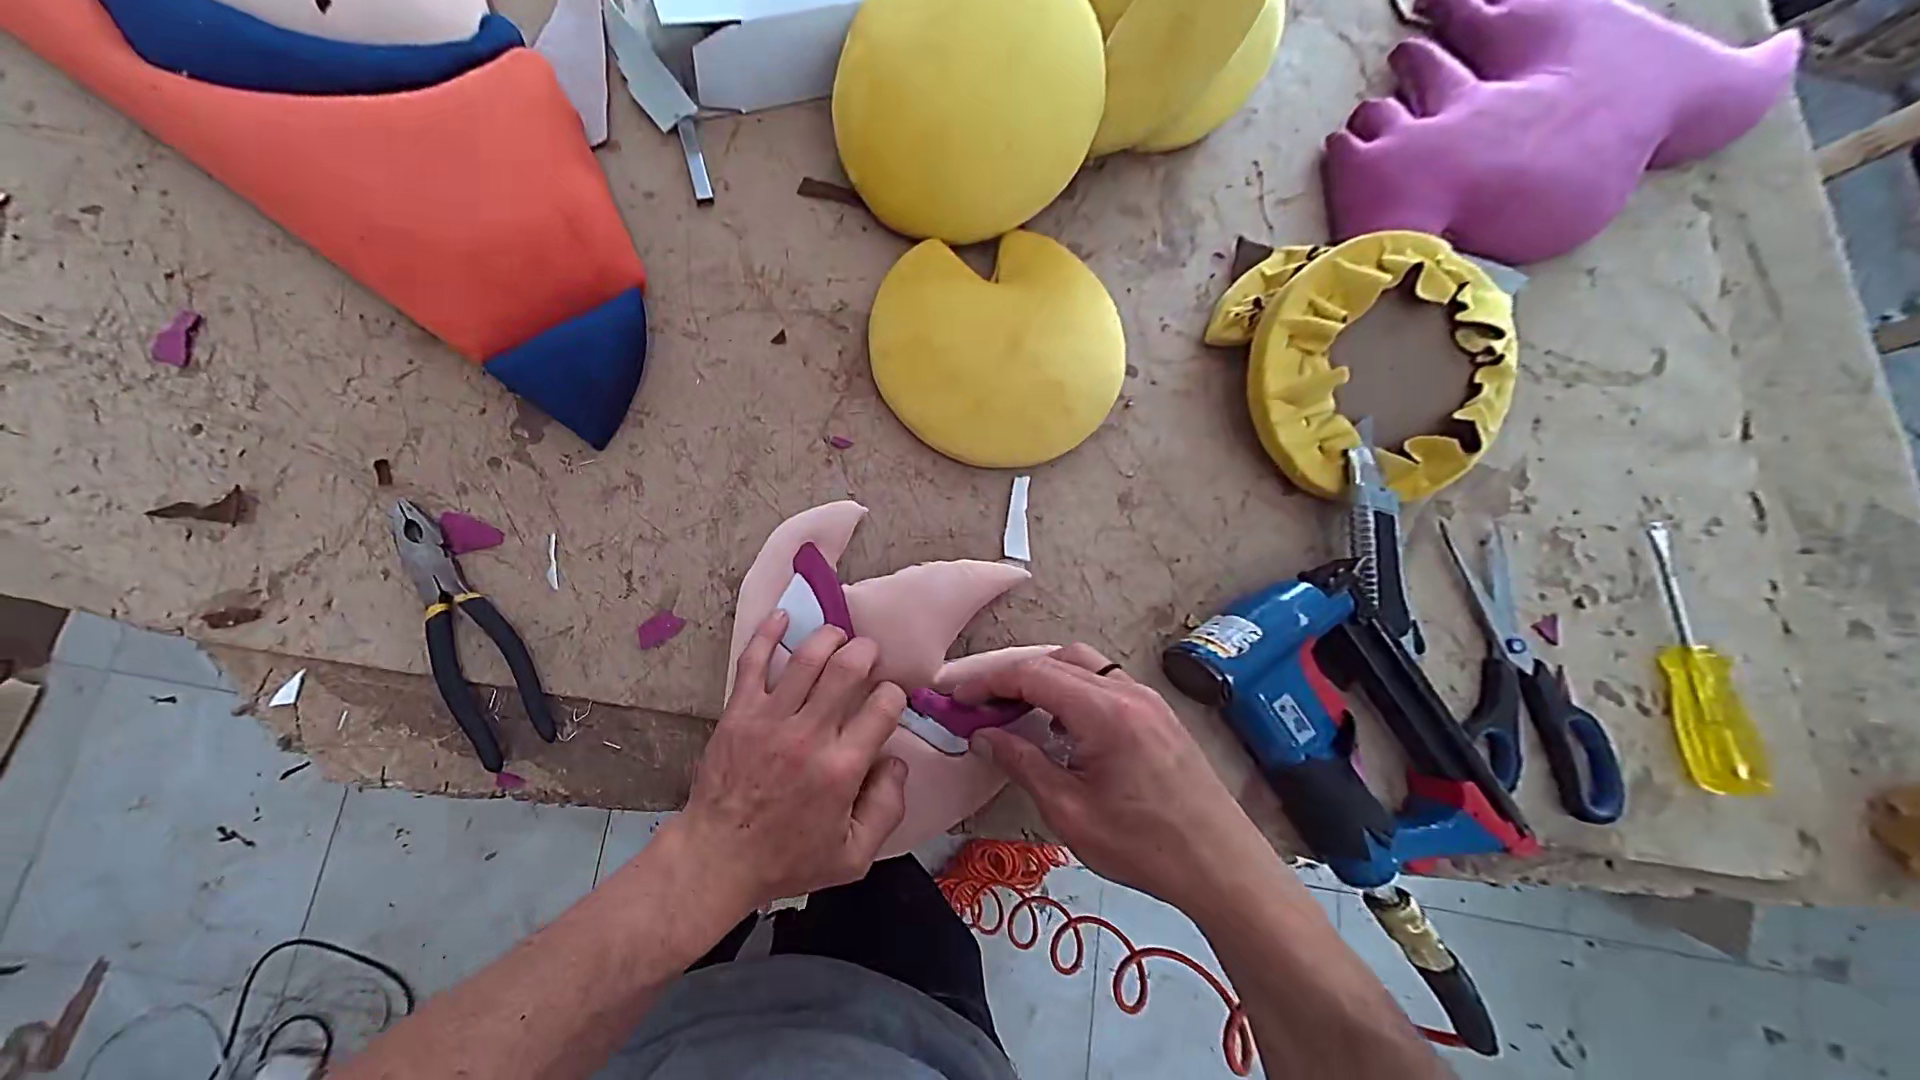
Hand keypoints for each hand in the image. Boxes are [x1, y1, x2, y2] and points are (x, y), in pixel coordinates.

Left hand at [669, 611, 909, 912]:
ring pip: (807, 657)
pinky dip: (769, 634)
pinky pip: (753, 662)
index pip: (884, 706)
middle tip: (868, 656)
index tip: (888, 701)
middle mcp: (809, 735)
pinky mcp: (739, 713)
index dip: (894, 696)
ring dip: (829, 637)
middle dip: (866, 652)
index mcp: (842, 768)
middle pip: (848, 669)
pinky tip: (783, 617)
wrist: (715, 860)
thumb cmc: (786, 859)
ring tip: (838, 637)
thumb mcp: (854, 857)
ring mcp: (770, 720)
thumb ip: (888, 809)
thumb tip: (897, 762)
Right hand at [957, 645, 1275, 910]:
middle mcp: (1128, 691)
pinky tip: (1060, 724)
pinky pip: (1104, 683)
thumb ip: (1022, 763)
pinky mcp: (1157, 713)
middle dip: (1013, 675)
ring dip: (1044, 678)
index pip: (1032, 674)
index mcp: (1105, 712)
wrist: (1222, 866)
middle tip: (981, 704)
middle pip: (1057, 659)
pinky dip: (1072, 689)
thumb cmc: (1145, 846)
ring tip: (1015, 710)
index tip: (957, 697)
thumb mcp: (1070, 811)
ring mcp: (1148, 699)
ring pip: (1083, 665)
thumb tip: (983, 736)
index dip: (988, 681)